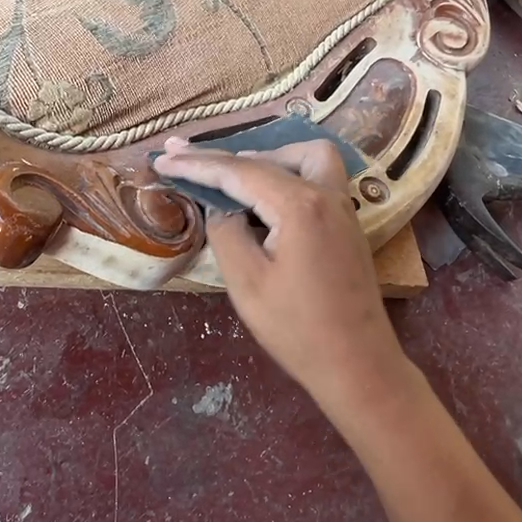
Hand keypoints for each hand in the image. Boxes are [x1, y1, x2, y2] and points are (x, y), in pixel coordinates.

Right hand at [151, 137, 407, 404]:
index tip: (162, 160)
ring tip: (230, 177)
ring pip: (305, 157)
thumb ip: (226, 231)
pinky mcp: (347, 224)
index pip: (237, 171)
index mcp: (299, 204)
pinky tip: (263, 196)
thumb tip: (221, 205)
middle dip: (224, 156)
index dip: (196, 165)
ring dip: (266, 158)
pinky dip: (286, 174)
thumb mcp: (246, 281)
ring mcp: (342, 207)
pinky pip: (316, 177)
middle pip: (269, 156)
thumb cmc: (297, 329)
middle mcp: (326, 193)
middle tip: (185, 157)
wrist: (358, 365)